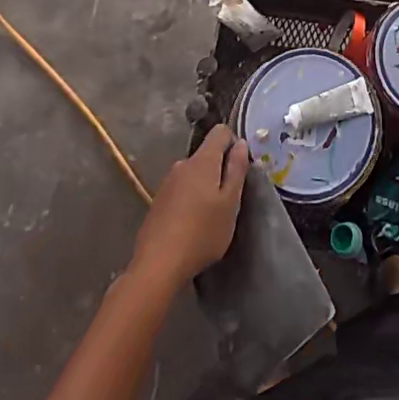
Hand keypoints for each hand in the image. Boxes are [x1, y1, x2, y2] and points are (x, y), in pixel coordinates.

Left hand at [128, 125, 248, 287]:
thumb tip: (240, 143)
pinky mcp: (157, 202)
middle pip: (207, 154)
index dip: (234, 142)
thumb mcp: (230, 202)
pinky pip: (181, 190)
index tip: (241, 166)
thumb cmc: (202, 233)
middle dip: (220, 169)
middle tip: (230, 197)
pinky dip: (190, 199)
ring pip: (194, 174)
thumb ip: (237, 169)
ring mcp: (166, 184)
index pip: (220, 132)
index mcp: (202, 161)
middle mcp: (181, 165)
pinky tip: (192, 224)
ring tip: (212, 214)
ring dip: (205, 185)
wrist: (157, 267)